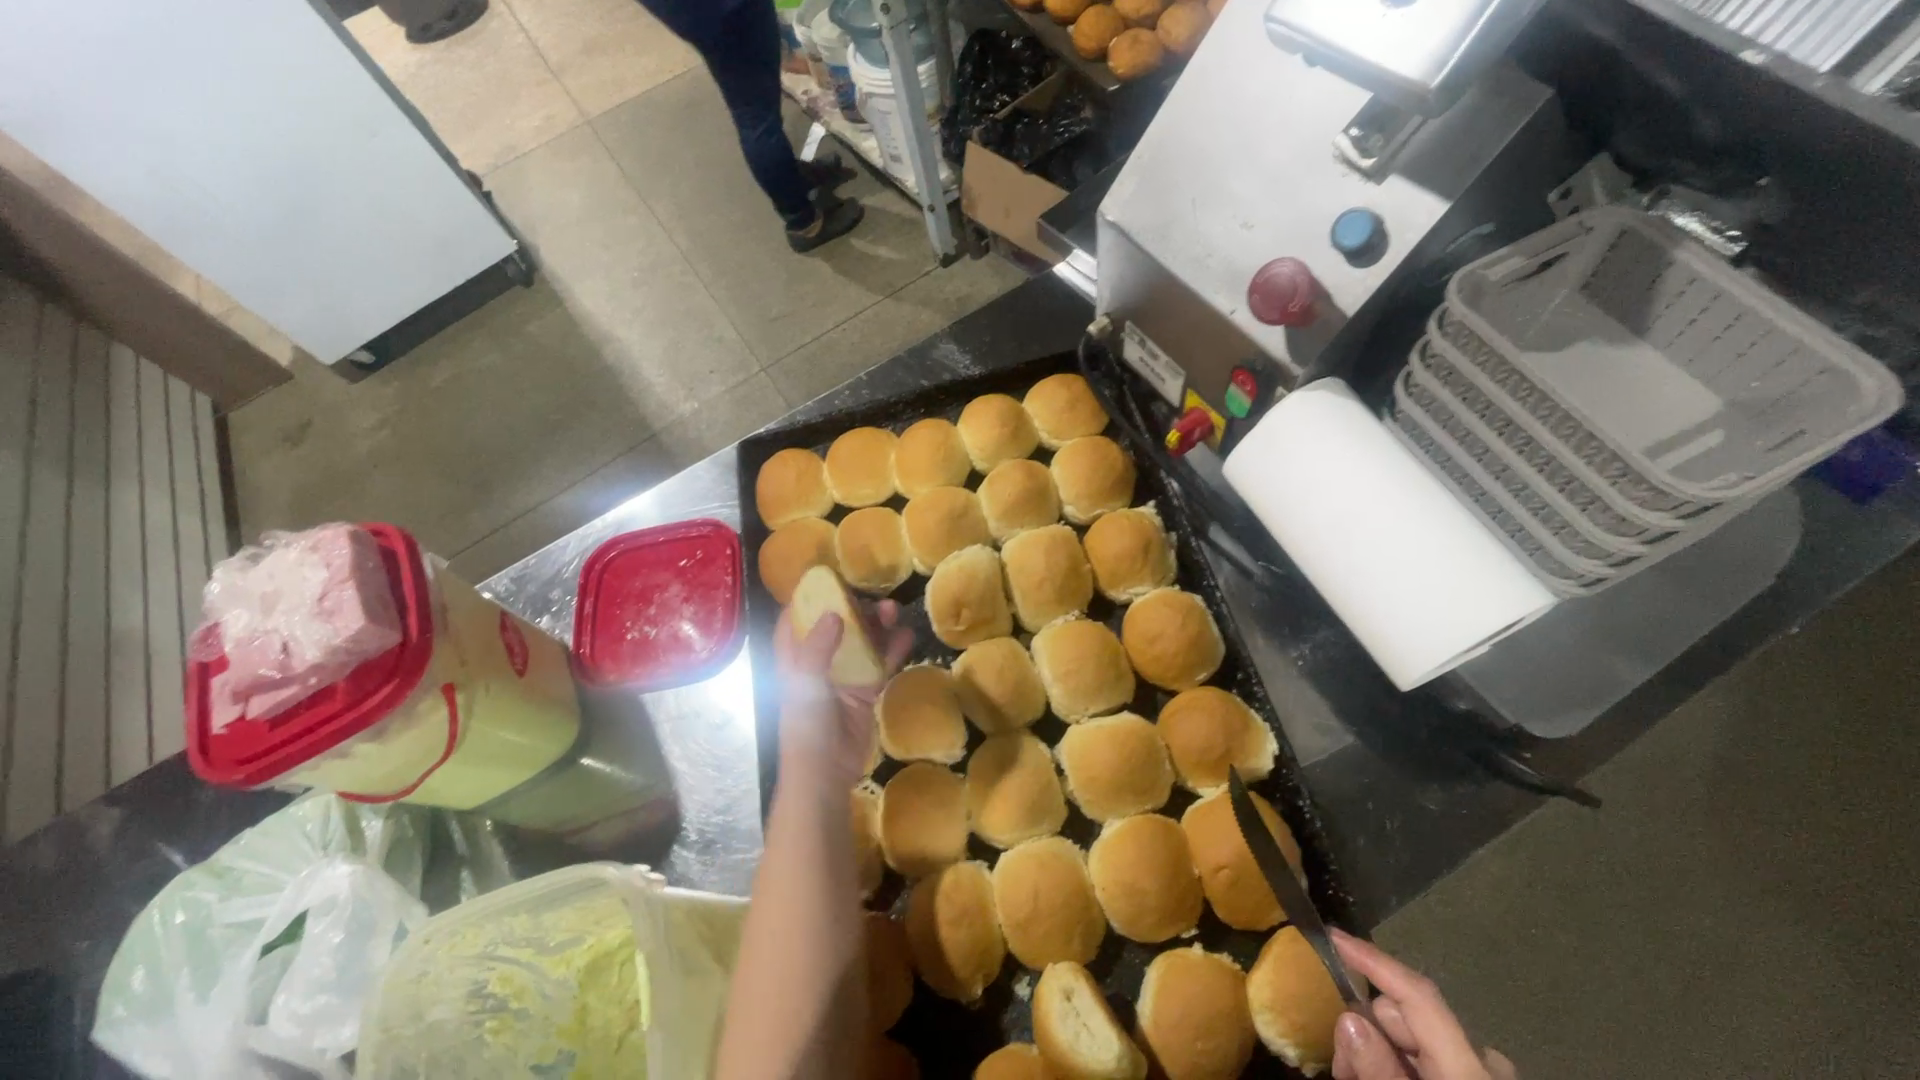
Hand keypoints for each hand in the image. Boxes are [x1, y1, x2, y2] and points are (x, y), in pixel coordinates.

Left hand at [773, 602, 912, 791]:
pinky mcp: (864, 691)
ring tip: (894, 611)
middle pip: (836, 626)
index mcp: (794, 658)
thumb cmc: (807, 725)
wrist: (825, 771)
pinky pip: (880, 664)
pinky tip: (907, 636)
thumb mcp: (806, 683)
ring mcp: (843, 677)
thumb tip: (833, 613)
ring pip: (861, 642)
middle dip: (854, 609)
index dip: (808, 598)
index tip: (829, 579)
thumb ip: (818, 648)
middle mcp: (818, 663)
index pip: (794, 620)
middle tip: (875, 597)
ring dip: (877, 626)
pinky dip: (892, 650)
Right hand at [1330, 929, 1515, 1079]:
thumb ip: (1383, 1069)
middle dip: (1367, 1026)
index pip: (1418, 994)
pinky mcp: (1481, 1079)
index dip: (1374, 960)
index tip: (1333, 935)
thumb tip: (1349, 1019)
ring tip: (1356, 1074)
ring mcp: (1488, 1070)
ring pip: (1416, 1035)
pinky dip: (1405, 1061)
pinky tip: (1389, 1076)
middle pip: (1408, 1015)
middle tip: (1340, 1065)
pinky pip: (1435, 1055)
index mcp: (1470, 1063)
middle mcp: (1484, 1057)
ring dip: (1383, 1047)